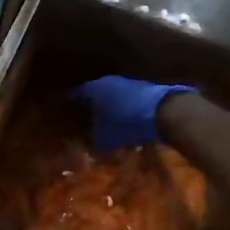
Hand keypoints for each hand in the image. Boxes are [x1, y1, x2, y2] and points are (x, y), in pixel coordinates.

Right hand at [70, 76, 195, 150]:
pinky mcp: (142, 88)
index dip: (69, 106)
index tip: (65, 114)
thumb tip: (88, 148)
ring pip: (110, 96)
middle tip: (84, 121)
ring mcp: (126, 82)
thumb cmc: (126, 124)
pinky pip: (124, 100)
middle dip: (89, 108)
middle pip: (93, 94)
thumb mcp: (105, 138)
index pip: (75, 95)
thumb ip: (93, 142)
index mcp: (92, 88)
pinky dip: (121, 109)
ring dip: (107, 108)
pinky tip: (123, 121)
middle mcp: (107, 81)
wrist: (164, 111)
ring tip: (104, 123)